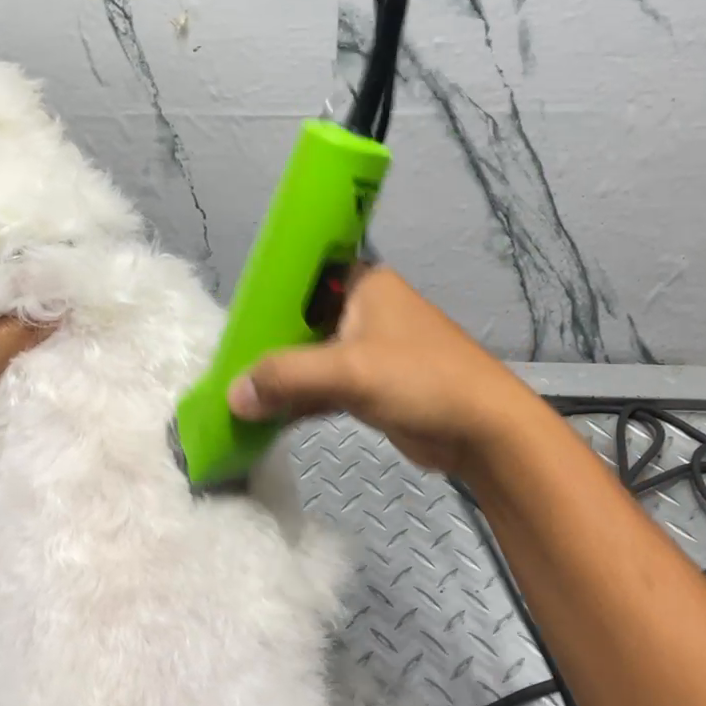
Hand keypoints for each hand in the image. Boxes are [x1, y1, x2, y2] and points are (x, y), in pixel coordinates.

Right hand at [227, 267, 543, 475]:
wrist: (483, 430)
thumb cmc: (422, 379)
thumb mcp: (350, 370)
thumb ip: (288, 377)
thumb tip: (232, 395)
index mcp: (362, 284)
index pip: (302, 275)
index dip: (265, 293)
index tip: (229, 318)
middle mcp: (362, 310)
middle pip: (299, 320)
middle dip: (265, 343)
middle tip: (222, 361)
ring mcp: (366, 350)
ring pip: (309, 358)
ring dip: (279, 378)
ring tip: (234, 393)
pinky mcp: (369, 386)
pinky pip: (322, 387)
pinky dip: (297, 400)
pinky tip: (263, 417)